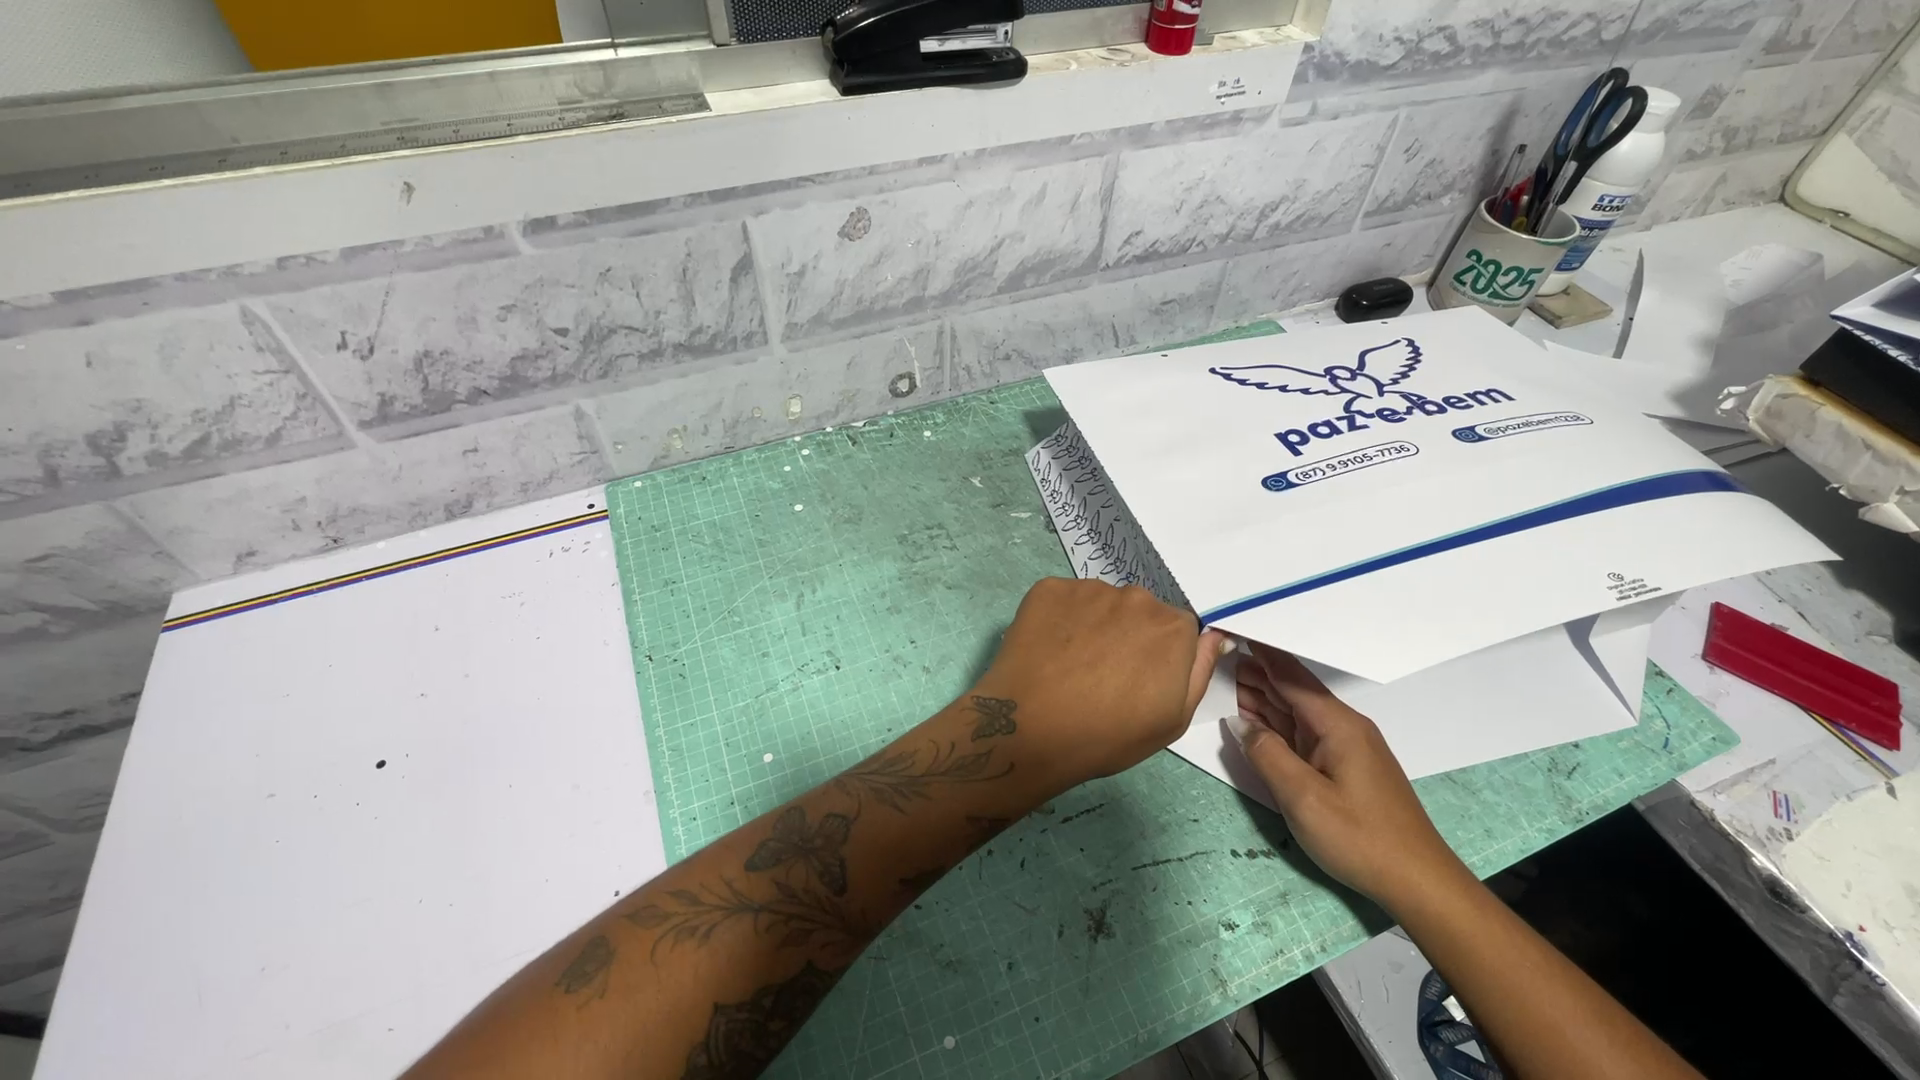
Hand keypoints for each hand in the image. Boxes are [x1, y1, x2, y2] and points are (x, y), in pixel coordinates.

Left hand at [970, 578, 1230, 789]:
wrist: (1031, 730)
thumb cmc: (1108, 735)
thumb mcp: (1173, 720)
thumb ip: (1200, 671)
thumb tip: (1214, 636)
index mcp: (1174, 628)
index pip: (1178, 631)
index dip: (1159, 657)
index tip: (1139, 681)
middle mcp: (1136, 597)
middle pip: (1140, 611)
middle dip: (1128, 635)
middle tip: (1103, 674)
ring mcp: (1089, 589)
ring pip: (1100, 603)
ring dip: (1093, 625)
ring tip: (1071, 665)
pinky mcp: (1048, 589)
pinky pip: (1063, 599)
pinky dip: (1058, 619)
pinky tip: (1048, 651)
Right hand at [1226, 642, 1468, 913]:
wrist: (1416, 881)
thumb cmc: (1360, 837)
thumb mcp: (1303, 797)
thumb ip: (1268, 754)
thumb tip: (1242, 724)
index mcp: (1337, 725)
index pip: (1291, 677)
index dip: (1262, 654)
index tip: (1235, 631)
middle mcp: (1343, 728)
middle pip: (1293, 691)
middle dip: (1258, 673)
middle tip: (1219, 658)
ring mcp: (1346, 748)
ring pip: (1297, 713)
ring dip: (1265, 698)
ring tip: (1231, 681)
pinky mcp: (1345, 768)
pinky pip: (1303, 735)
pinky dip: (1277, 724)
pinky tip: (1256, 721)